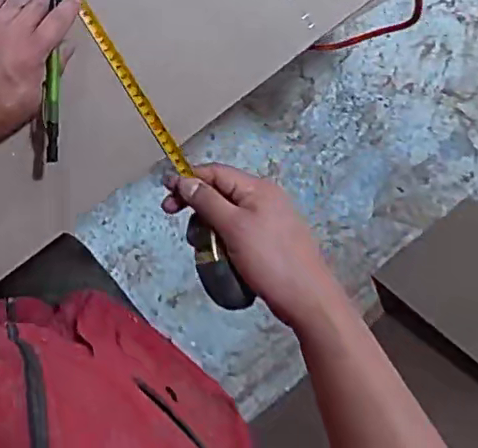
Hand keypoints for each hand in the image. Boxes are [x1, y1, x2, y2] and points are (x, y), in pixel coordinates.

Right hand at [162, 164, 338, 328]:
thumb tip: (184, 179)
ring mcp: (269, 221)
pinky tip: (219, 254)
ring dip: (208, 225)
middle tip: (174, 217)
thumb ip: (206, 200)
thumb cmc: (271, 261)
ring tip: (201, 246)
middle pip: (219, 192)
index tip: (166, 191)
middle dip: (196, 205)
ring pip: (226, 214)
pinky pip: (238, 230)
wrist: (312, 304)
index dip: (188, 179)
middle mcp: (264, 198)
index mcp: (257, 188)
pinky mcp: (271, 242)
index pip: (214, 172)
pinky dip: (223, 238)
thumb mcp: (233, 227)